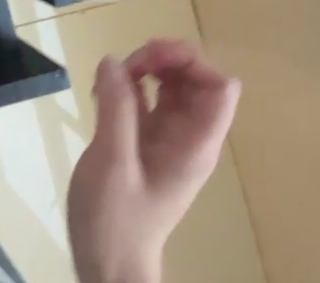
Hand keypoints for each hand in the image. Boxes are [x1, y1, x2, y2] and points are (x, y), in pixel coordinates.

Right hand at [66, 39, 240, 282]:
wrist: (108, 263)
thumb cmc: (116, 218)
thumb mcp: (113, 161)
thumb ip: (116, 108)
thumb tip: (113, 60)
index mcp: (194, 144)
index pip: (218, 88)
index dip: (190, 62)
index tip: (149, 56)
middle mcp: (186, 136)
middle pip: (193, 79)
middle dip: (163, 59)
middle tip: (124, 64)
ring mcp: (165, 138)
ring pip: (169, 85)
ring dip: (142, 69)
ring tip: (107, 78)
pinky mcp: (141, 140)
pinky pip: (144, 98)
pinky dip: (126, 85)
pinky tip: (100, 91)